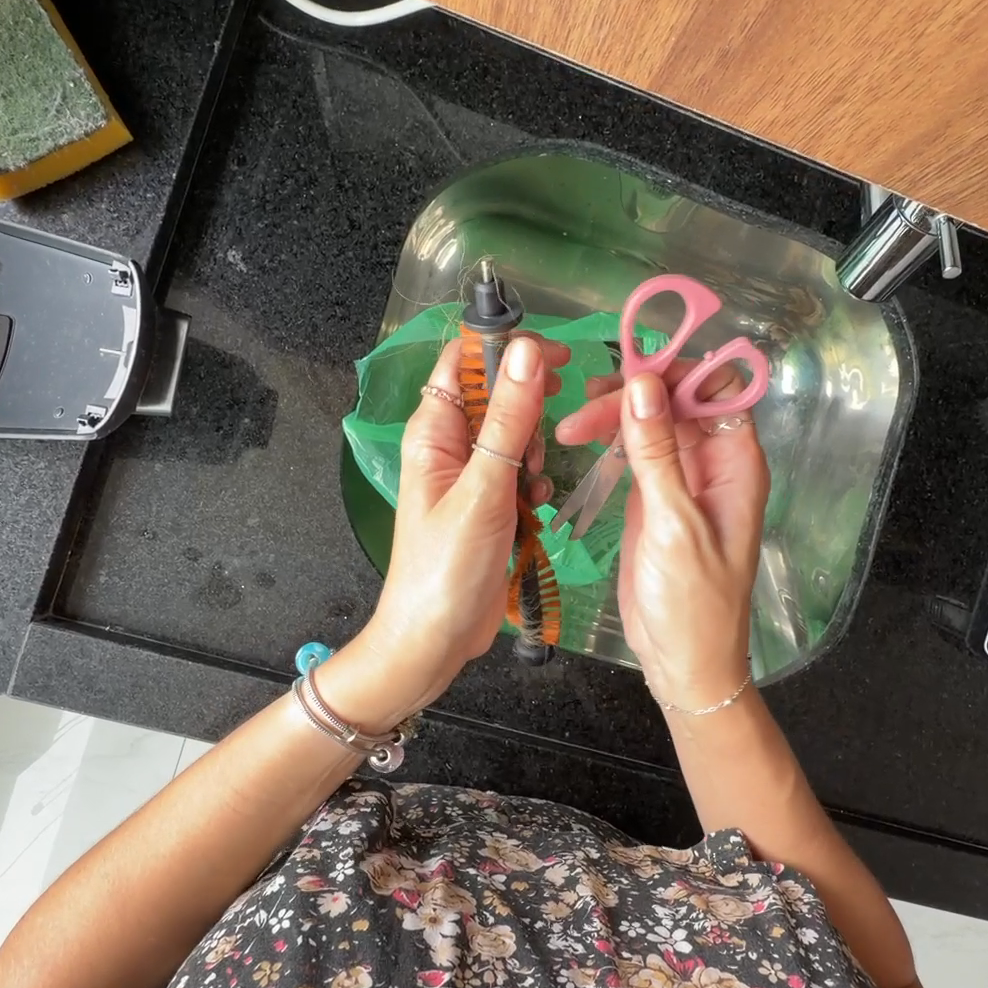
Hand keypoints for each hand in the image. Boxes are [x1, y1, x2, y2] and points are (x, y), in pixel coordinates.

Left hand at [337, 333, 566, 730]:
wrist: (435, 638)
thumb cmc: (447, 567)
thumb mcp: (482, 490)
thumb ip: (506, 421)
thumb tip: (526, 351)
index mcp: (433, 429)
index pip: (465, 360)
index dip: (508, 349)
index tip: (555, 359)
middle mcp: (449, 444)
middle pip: (496, 394)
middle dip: (527, 411)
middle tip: (537, 444)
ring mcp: (469, 475)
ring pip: (513, 434)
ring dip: (532, 452)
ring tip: (529, 487)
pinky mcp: (488, 502)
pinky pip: (519, 472)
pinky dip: (532, 483)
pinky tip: (533, 509)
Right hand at [555, 362, 767, 708]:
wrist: (682, 659)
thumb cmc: (692, 600)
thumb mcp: (673, 524)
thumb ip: (657, 453)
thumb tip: (643, 385)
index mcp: (735, 464)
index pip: (716, 390)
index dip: (678, 373)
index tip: (629, 375)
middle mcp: (712, 463)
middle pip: (677, 401)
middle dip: (633, 395)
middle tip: (582, 408)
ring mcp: (681, 479)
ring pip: (652, 423)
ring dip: (615, 415)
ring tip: (572, 425)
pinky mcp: (654, 496)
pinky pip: (637, 451)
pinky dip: (611, 440)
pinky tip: (583, 438)